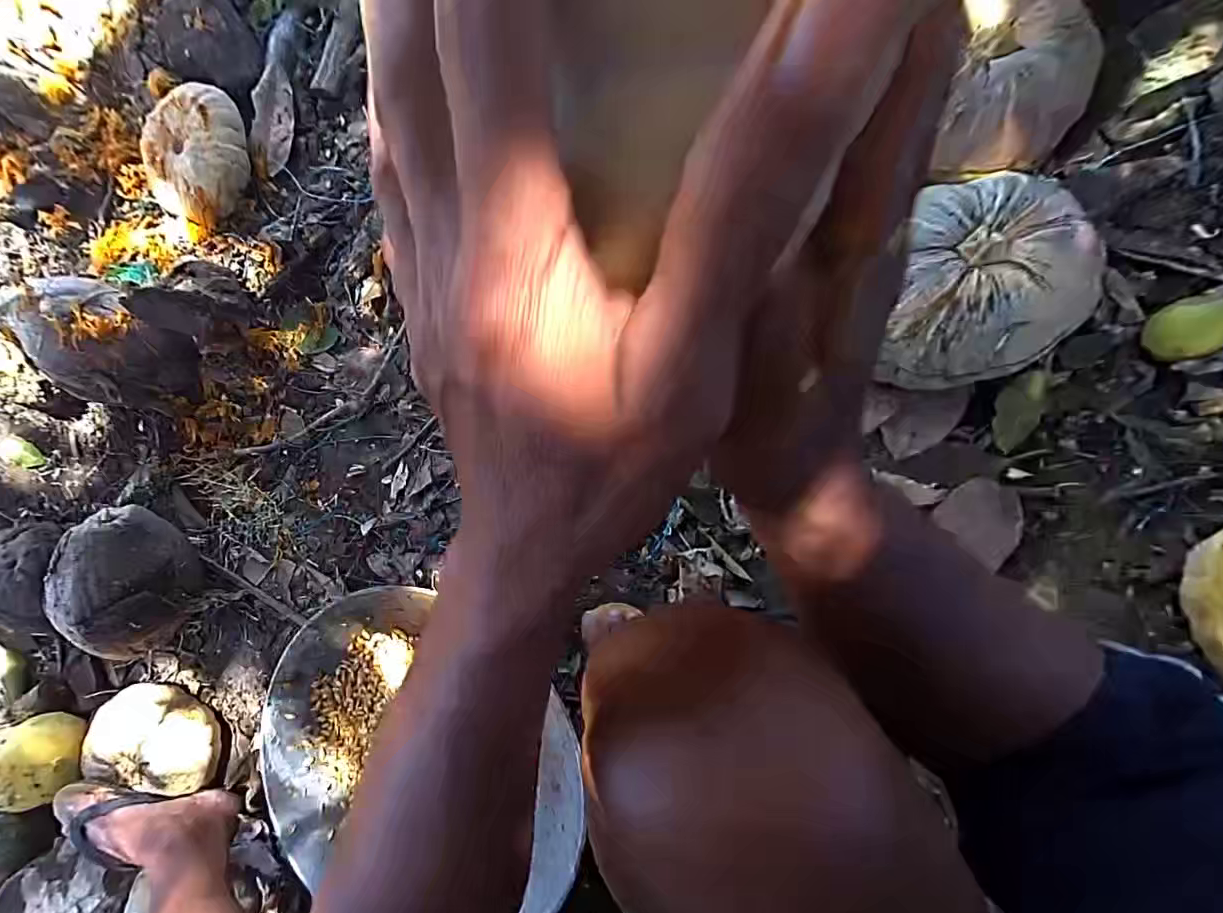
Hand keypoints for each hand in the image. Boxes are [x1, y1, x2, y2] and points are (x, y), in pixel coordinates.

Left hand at [365, 0, 947, 601]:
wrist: (525, 548)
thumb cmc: (611, 472)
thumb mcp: (696, 355)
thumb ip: (748, 196)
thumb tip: (834, 21)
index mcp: (510, 237)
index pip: (482, 27)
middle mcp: (442, 237)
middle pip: (411, 53)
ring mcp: (419, 276)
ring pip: (388, 115)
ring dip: (404, 19)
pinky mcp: (419, 308)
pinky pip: (392, 185)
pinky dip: (399, 110)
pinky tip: (414, 90)